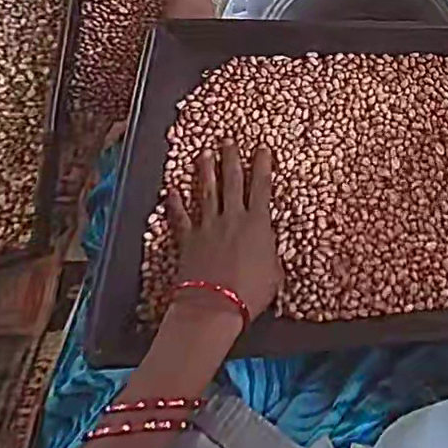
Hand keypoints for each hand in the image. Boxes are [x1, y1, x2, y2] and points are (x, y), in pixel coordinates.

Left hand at [165, 140, 280, 322]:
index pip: (261, 187)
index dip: (262, 166)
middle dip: (231, 159)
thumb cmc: (251, 292)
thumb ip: (270, 252)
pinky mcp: (189, 240)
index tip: (262, 149)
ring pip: (207, 193)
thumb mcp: (274, 272)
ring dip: (206, 172)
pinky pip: (181, 217)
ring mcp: (208, 227)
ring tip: (204, 154)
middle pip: (232, 182)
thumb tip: (268, 246)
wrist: (215, 306)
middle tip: (228, 141)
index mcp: (258, 223)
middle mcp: (233, 218)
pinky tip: (172, 190)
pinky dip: (176, 203)